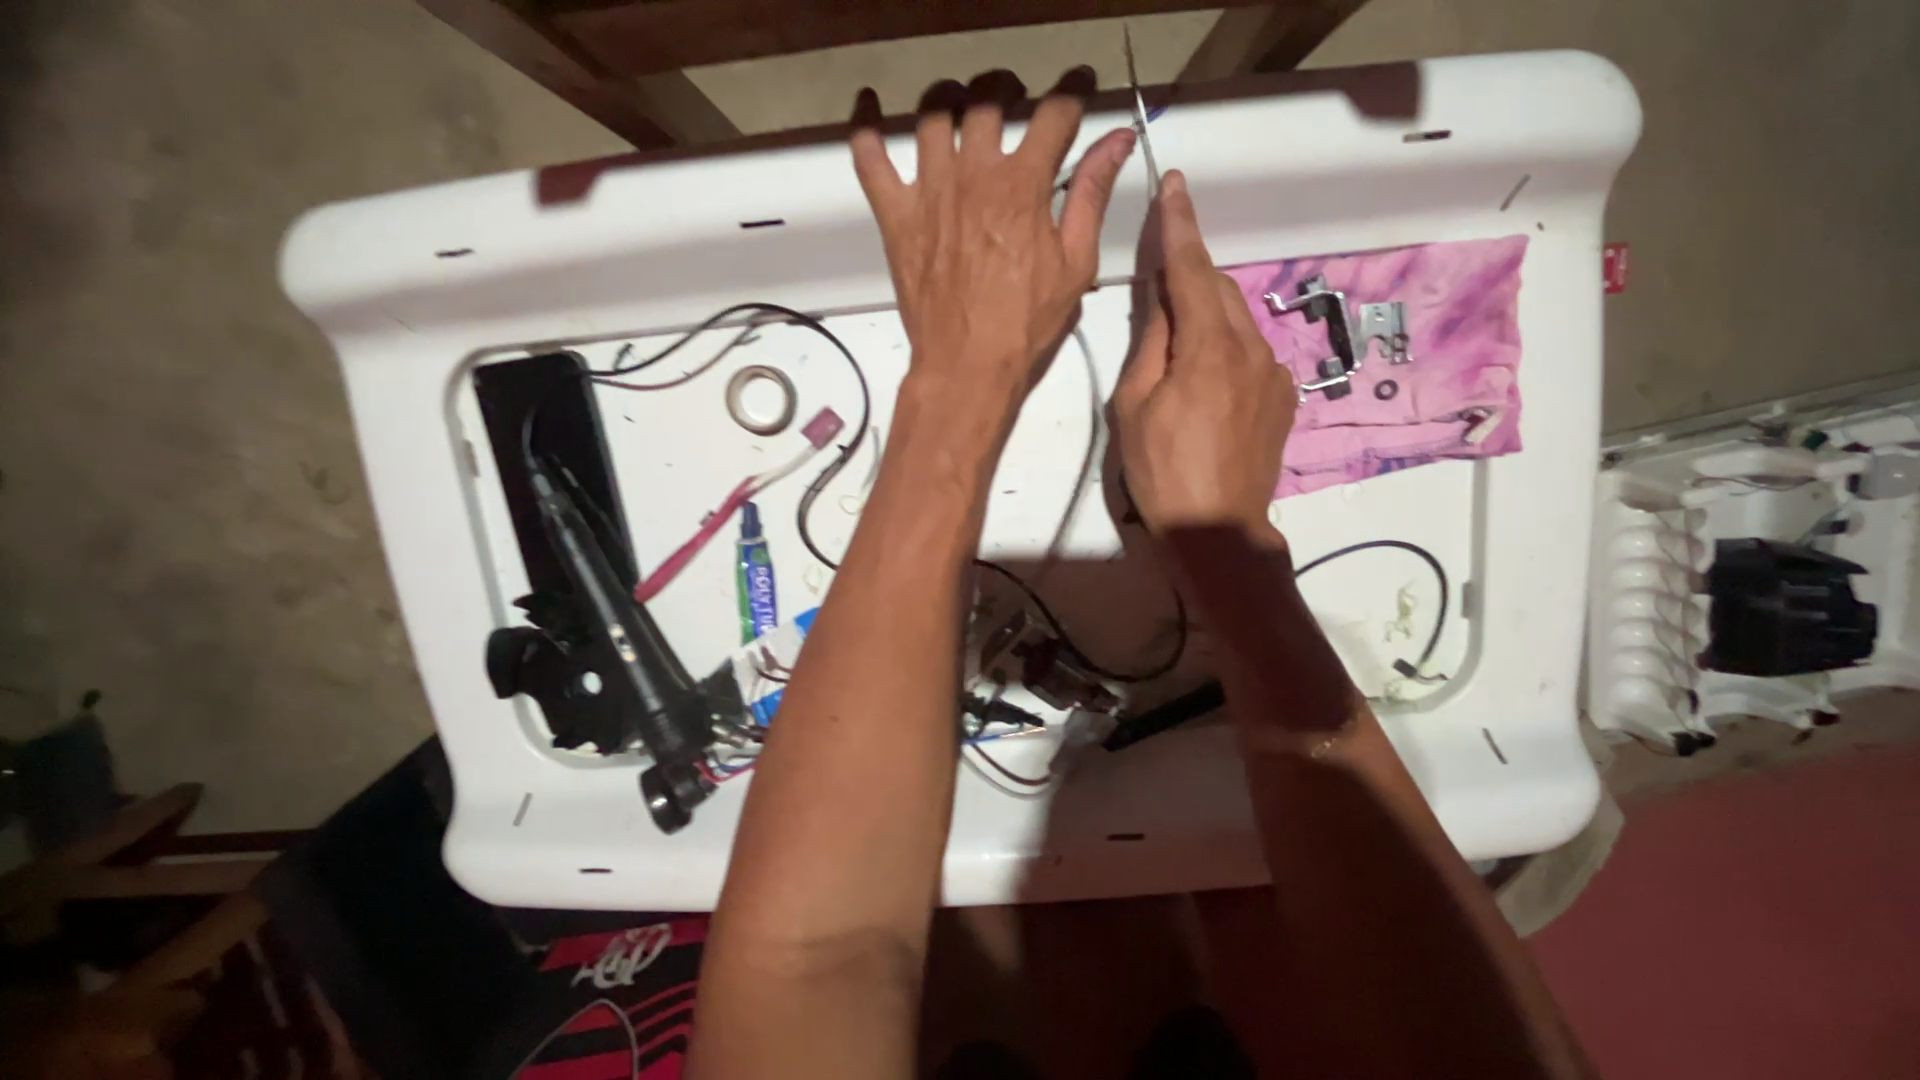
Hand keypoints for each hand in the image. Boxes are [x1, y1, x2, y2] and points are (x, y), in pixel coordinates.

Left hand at [850, 72, 1134, 410]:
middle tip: (1013, 96)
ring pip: (931, 116)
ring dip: (948, 96)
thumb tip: (1118, 139)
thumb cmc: (1026, 323)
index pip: (1053, 115)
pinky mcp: (894, 215)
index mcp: (1022, 186)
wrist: (967, 364)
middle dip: (1006, 87)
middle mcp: (973, 174)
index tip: (1081, 83)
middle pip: (986, 101)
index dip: (1073, 91)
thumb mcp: (1075, 263)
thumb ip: (1091, 196)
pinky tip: (868, 102)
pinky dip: (865, 125)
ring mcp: (927, 191)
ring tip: (959, 102)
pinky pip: (869, 158)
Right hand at [1113, 171, 1295, 532]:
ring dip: (1206, 314)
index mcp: (1208, 347)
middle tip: (1157, 282)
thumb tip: (1162, 302)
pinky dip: (1225, 348)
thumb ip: (1151, 344)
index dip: (1180, 224)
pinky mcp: (1284, 396)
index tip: (1174, 184)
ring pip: (1236, 320)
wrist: (1218, 531)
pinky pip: (1251, 353)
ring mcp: (1274, 372)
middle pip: (1218, 288)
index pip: (1191, 269)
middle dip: (1189, 274)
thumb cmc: (1162, 472)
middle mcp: (1250, 348)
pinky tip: (1205, 385)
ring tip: (1176, 347)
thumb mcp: (1134, 407)